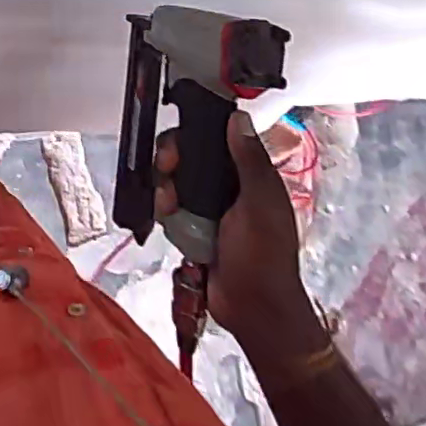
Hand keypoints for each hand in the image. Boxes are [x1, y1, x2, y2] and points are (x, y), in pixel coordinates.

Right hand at [155, 115, 315, 343]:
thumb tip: (238, 116)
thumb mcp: (261, 204)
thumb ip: (249, 160)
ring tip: (170, 205)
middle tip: (167, 172)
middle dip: (171, 161)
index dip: (192, 134)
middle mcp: (225, 184)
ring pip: (172, 178)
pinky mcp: (189, 223)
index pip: (213, 137)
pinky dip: (163, 208)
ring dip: (165, 187)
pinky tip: (168, 217)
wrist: (250, 308)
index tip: (180, 144)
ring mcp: (205, 205)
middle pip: (186, 155)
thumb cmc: (262, 255)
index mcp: (247, 174)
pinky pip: (167, 204)